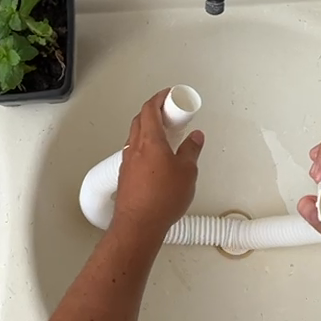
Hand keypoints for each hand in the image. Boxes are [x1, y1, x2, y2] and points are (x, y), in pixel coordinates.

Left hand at [110, 89, 204, 243]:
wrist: (138, 225)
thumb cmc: (160, 200)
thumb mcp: (187, 172)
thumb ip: (191, 151)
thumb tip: (195, 139)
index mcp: (150, 140)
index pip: (150, 108)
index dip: (160, 98)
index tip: (169, 95)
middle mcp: (135, 147)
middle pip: (140, 119)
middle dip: (153, 110)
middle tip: (168, 111)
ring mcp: (127, 161)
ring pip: (135, 135)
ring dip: (148, 128)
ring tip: (163, 134)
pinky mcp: (125, 175)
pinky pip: (134, 152)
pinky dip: (144, 146)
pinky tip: (154, 157)